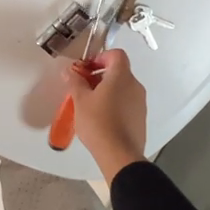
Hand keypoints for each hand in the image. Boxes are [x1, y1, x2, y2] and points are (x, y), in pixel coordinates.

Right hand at [62, 49, 147, 180]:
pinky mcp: (141, 117)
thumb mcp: (81, 101)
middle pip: (119, 71)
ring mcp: (140, 102)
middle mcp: (135, 85)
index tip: (86, 70)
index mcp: (122, 76)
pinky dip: (115, 103)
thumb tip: (69, 71)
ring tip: (90, 105)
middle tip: (83, 88)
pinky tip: (102, 118)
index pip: (116, 54)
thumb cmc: (98, 123)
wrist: (120, 154)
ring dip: (107, 90)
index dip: (100, 57)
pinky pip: (127, 102)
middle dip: (100, 76)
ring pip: (123, 88)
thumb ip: (75, 82)